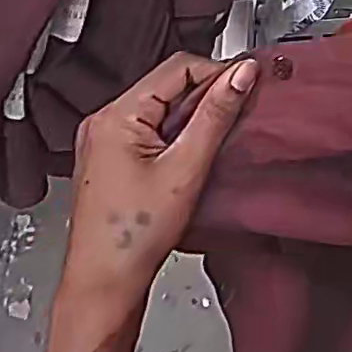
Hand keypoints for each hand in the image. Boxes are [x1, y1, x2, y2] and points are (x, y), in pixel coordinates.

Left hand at [62, 53, 258, 312]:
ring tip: (215, 140)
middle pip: (171, 83)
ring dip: (196, 115)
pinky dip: (181, 132)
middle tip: (238, 115)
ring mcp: (107, 137)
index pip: (179, 67)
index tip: (247, 85)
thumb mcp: (187, 167)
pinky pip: (155, 125)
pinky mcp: (115, 154)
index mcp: (116, 115)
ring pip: (165, 104)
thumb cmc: (134, 236)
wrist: (105, 284)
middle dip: (208, 95)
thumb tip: (241, 74)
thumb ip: (217, 114)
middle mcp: (105, 120)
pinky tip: (195, 153)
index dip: (218, 72)